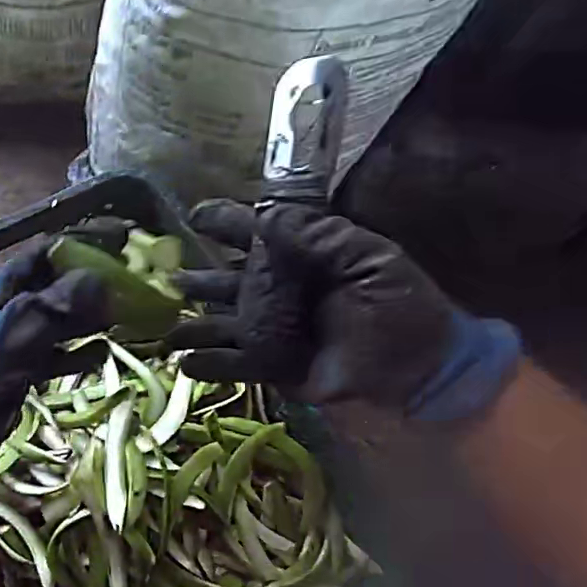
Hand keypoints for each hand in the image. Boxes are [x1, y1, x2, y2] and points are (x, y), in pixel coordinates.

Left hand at [0, 245, 109, 494]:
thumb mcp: (8, 337)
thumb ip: (51, 308)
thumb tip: (98, 277)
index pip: (43, 256)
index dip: (78, 244)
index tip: (117, 239)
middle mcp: (9, 311)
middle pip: (56, 287)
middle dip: (91, 282)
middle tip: (131, 281)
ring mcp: (15, 342)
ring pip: (60, 322)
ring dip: (89, 318)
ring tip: (124, 315)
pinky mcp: (21, 372)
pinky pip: (56, 356)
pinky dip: (78, 354)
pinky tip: (103, 353)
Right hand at [168, 201, 521, 420]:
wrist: (420, 373)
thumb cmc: (401, 311)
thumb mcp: (372, 262)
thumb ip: (321, 236)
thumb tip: (266, 213)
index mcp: (303, 261)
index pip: (257, 235)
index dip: (226, 223)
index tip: (196, 215)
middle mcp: (280, 293)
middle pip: (228, 281)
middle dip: (198, 279)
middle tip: (169, 277)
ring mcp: (272, 332)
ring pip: (221, 323)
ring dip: (193, 324)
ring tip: (165, 327)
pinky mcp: (271, 368)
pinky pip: (232, 365)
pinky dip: (208, 365)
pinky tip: (185, 364)